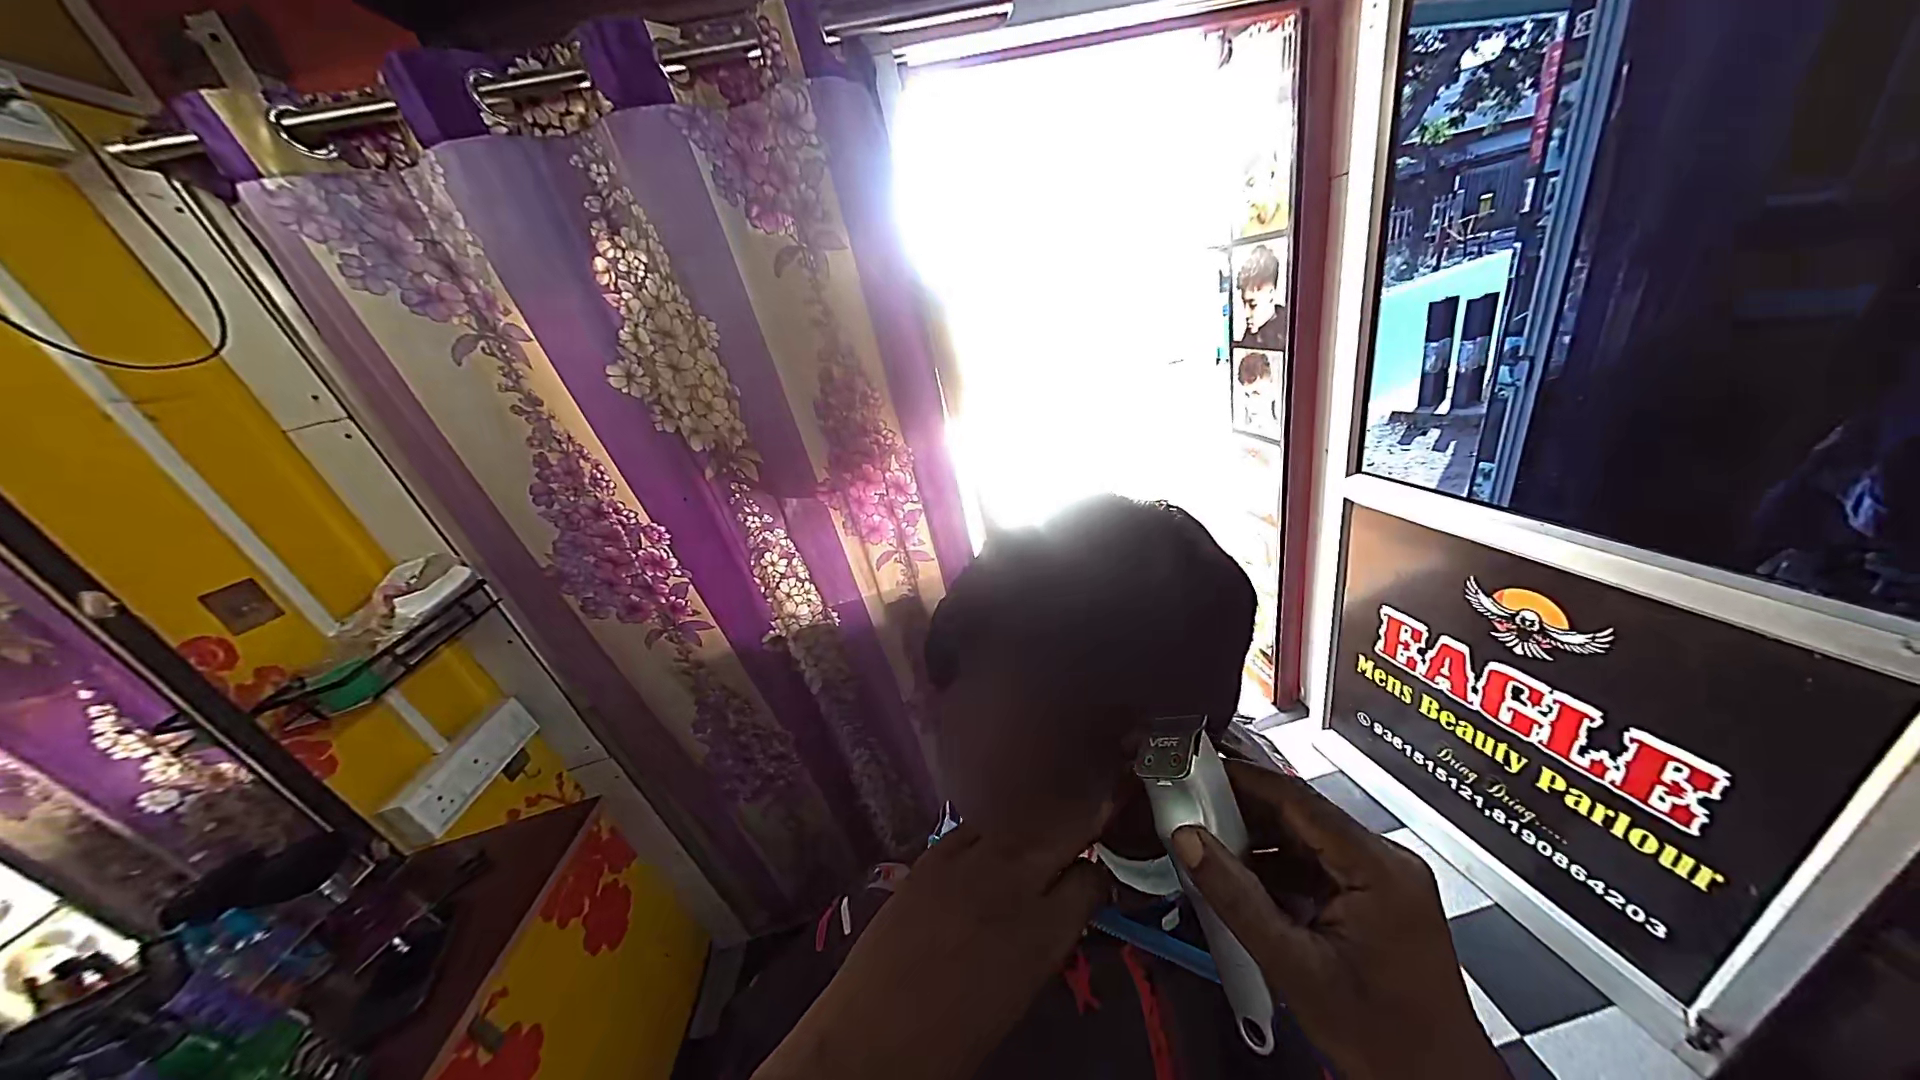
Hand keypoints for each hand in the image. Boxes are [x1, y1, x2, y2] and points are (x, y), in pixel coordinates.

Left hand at [753, 805, 1112, 1079]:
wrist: (875, 1032)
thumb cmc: (957, 1031)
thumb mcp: (1025, 984)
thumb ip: (1049, 933)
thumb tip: (1062, 905)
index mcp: (1045, 928)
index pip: (1091, 877)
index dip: (1096, 875)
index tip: (1094, 875)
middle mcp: (1014, 880)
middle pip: (1064, 827)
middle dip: (1081, 821)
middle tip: (1086, 820)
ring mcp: (970, 858)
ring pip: (1021, 815)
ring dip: (1038, 818)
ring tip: (1043, 821)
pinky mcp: (934, 852)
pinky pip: (976, 824)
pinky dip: (992, 827)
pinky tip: (992, 837)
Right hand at [1171, 761, 1505, 1079]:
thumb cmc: (1387, 1040)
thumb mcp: (1293, 965)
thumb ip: (1236, 898)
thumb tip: (1192, 845)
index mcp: (1381, 870)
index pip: (1299, 798)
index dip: (1245, 779)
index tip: (1204, 769)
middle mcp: (1389, 864)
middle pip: (1301, 814)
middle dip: (1245, 812)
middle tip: (1197, 810)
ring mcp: (1385, 879)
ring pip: (1305, 838)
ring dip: (1259, 842)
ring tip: (1214, 850)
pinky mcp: (1375, 895)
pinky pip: (1315, 862)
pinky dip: (1277, 867)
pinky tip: (1247, 882)